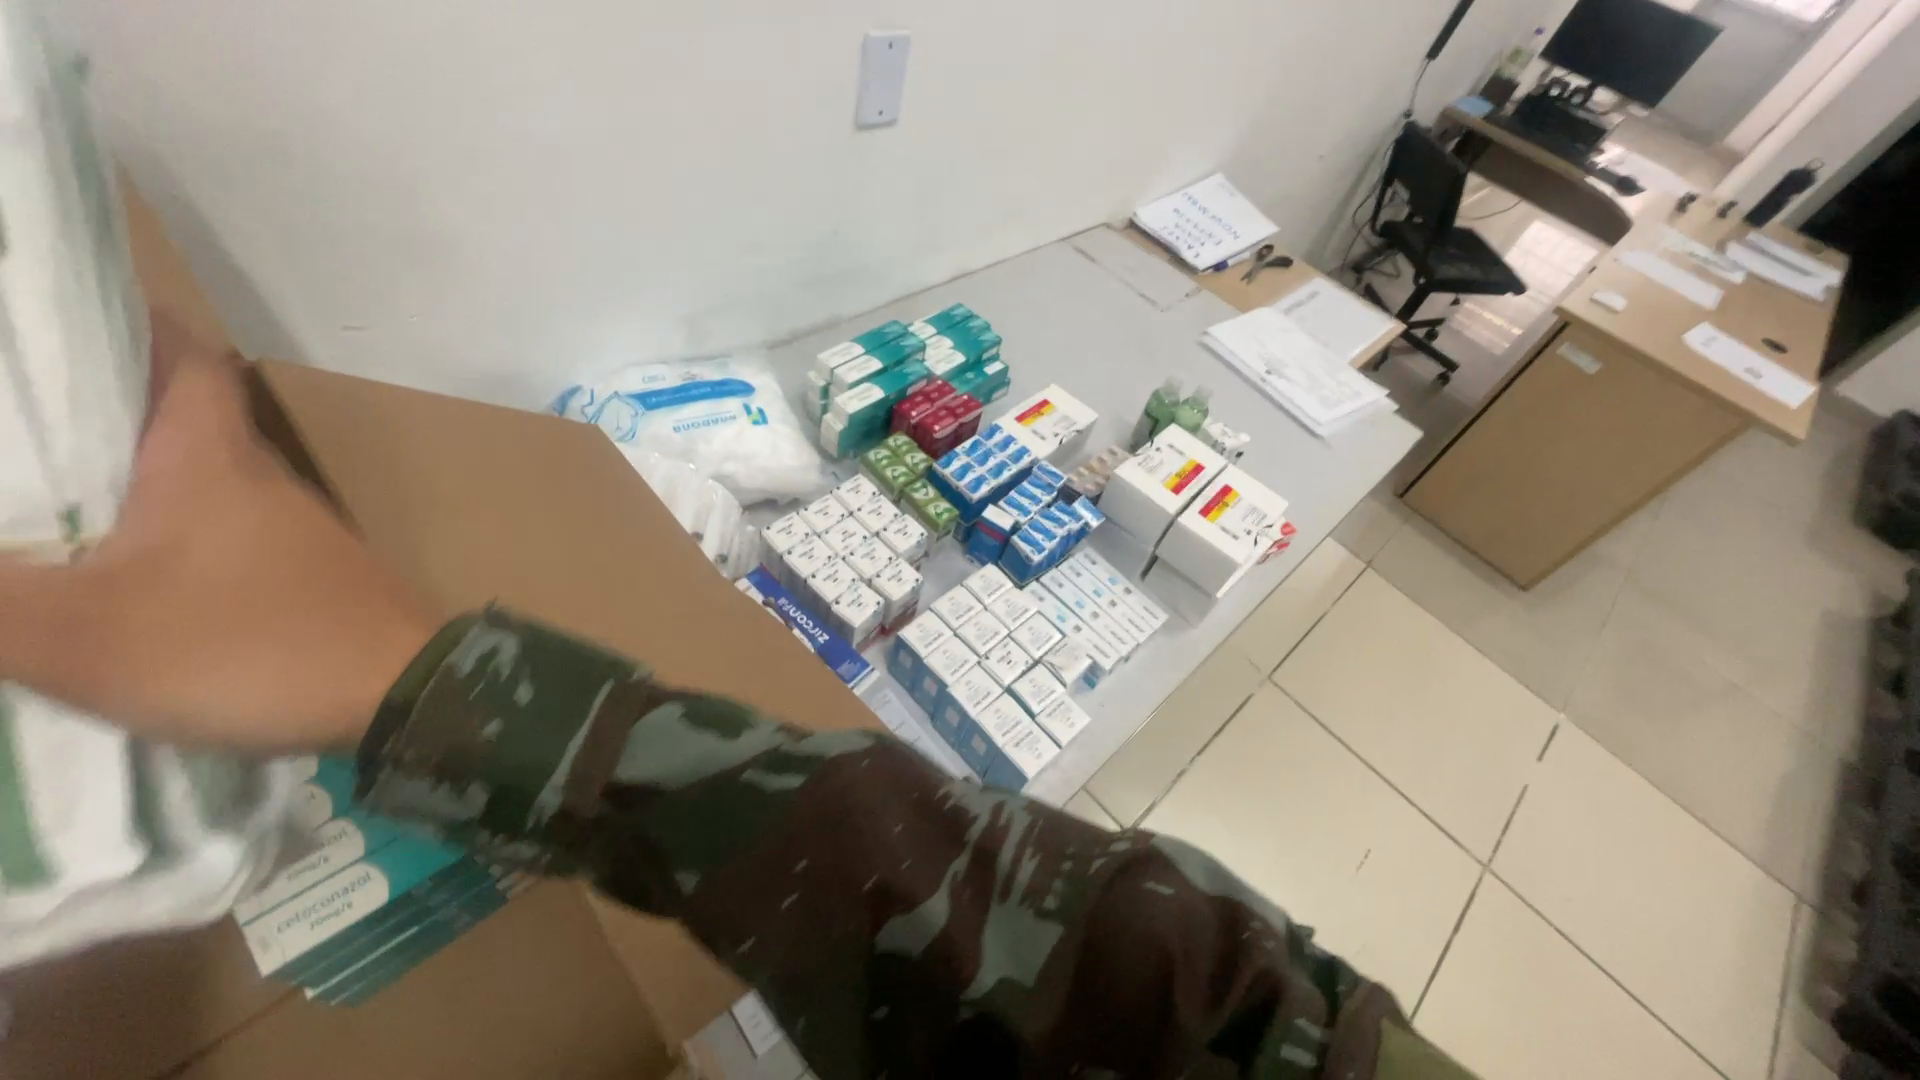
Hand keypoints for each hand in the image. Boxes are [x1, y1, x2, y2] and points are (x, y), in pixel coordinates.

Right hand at [0, 316, 441, 752]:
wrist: (401, 697)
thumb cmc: (253, 648)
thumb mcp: (80, 632)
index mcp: (215, 458)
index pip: (184, 356)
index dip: (127, 320)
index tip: (48, 310)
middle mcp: (262, 481)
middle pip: (179, 414)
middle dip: (96, 401)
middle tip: (14, 408)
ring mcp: (291, 532)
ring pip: (197, 478)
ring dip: (124, 474)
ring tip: (32, 483)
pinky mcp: (304, 578)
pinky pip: (218, 534)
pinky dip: (160, 533)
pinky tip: (108, 566)